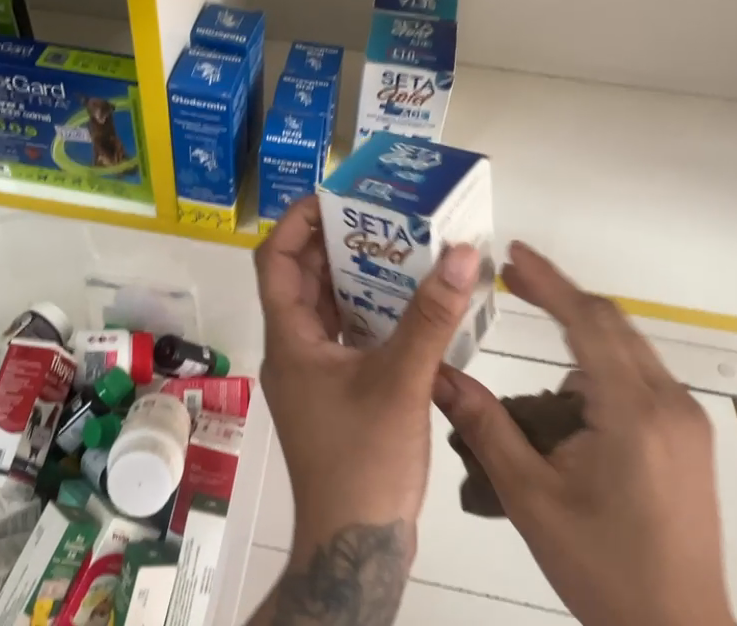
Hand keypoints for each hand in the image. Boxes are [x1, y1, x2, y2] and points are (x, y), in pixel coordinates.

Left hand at [249, 196, 482, 624]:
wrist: (355, 540)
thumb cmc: (365, 458)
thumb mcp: (401, 381)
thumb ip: (431, 317)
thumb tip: (461, 253)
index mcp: (290, 339)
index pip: (276, 260)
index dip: (296, 222)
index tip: (334, 196)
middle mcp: (293, 350)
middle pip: (302, 279)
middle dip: (335, 244)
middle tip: (378, 217)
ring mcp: (312, 374)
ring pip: (325, 309)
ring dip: (354, 278)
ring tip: (397, 248)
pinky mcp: (334, 393)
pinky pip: (344, 337)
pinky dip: (368, 314)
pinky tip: (407, 304)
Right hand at [436, 243, 734, 625]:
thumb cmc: (602, 569)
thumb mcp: (530, 498)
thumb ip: (486, 427)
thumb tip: (439, 374)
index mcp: (633, 412)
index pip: (588, 321)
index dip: (548, 281)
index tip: (511, 254)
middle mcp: (670, 403)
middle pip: (613, 324)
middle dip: (561, 295)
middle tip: (510, 278)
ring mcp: (687, 422)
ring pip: (628, 349)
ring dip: (581, 332)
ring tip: (531, 329)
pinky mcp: (689, 440)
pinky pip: (640, 378)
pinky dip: (600, 365)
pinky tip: (568, 396)